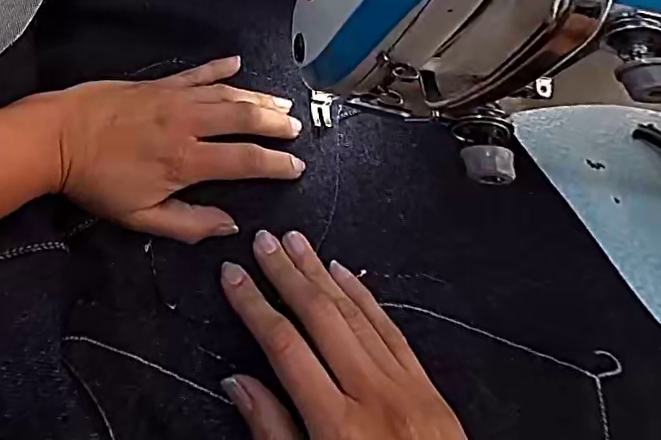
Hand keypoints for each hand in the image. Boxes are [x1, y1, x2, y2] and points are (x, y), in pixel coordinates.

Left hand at [29, 57, 304, 242]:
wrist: (60, 135)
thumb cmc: (98, 180)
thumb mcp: (140, 216)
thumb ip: (188, 223)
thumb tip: (229, 225)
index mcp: (186, 160)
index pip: (245, 160)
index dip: (275, 164)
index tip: (296, 166)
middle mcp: (189, 123)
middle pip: (244, 119)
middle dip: (275, 124)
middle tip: (296, 128)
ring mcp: (177, 98)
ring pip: (228, 94)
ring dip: (258, 98)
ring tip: (281, 104)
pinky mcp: (163, 84)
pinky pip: (199, 73)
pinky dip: (220, 67)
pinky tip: (237, 63)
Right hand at [220, 231, 466, 439]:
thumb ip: (274, 434)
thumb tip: (239, 384)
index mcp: (338, 429)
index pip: (284, 346)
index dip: (253, 305)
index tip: (233, 275)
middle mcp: (372, 396)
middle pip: (319, 316)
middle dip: (285, 273)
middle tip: (263, 240)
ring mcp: (403, 387)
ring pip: (353, 312)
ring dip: (320, 271)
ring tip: (294, 240)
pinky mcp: (427, 386)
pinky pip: (389, 327)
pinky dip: (362, 295)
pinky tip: (343, 271)